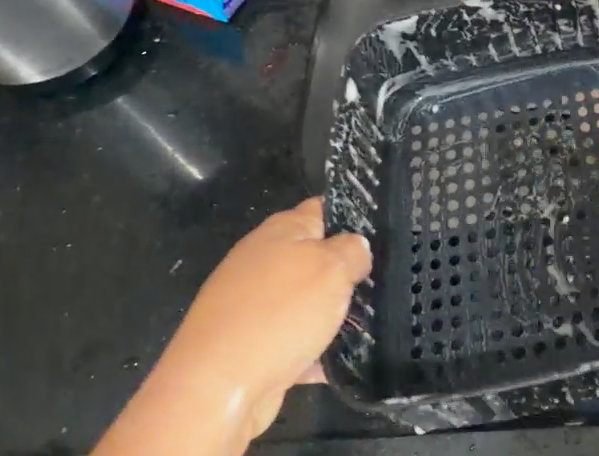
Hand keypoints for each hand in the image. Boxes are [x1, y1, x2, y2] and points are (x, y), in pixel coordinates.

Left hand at [153, 199, 369, 440]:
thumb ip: (352, 251)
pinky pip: (291, 340)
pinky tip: (334, 364)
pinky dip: (310, 351)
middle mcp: (263, 260)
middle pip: (315, 257)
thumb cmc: (280, 313)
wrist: (216, 387)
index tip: (382, 236)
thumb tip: (355, 247)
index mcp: (281, 230)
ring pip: (305, 301)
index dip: (354, 218)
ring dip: (330, 315)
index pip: (324, 209)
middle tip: (378, 285)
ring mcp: (251, 303)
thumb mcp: (333, 269)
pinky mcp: (248, 343)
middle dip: (344, 273)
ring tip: (366, 325)